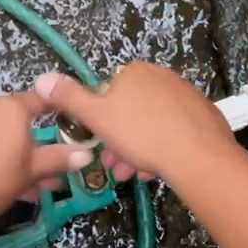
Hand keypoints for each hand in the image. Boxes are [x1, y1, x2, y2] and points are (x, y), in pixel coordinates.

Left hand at [0, 92, 93, 221]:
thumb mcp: (31, 172)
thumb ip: (58, 160)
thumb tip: (87, 154)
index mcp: (11, 108)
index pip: (40, 100)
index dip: (56, 110)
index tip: (67, 121)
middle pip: (18, 124)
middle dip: (34, 149)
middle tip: (47, 177)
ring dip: (13, 159)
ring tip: (24, 190)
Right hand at [34, 63, 235, 181]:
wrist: (198, 156)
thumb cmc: (141, 134)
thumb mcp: (96, 117)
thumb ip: (69, 97)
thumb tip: (43, 78)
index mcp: (134, 72)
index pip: (108, 92)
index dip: (99, 121)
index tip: (97, 144)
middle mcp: (161, 76)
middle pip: (130, 111)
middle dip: (119, 141)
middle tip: (115, 166)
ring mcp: (185, 95)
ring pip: (151, 124)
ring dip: (138, 150)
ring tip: (135, 175)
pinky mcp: (204, 115)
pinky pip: (174, 131)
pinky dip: (162, 148)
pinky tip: (157, 170)